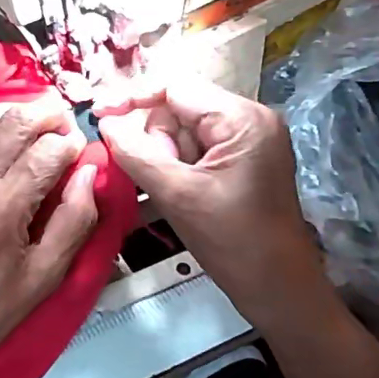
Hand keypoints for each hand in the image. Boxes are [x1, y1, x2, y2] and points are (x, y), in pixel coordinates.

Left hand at [0, 95, 100, 377]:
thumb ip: (75, 220)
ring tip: (34, 120)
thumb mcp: (47, 275)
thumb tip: (90, 172)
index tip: (82, 153)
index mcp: (5, 205)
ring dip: (12, 111)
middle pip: (14, 121)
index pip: (47, 151)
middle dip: (47, 114)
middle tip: (65, 123)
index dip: (72, 145)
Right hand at [95, 79, 332, 330]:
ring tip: (166, 193)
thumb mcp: (178, 195)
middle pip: (178, 109)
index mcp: (242, 118)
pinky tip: (170, 194)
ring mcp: (247, 142)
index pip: (176, 87)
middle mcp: (248, 120)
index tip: (99, 114)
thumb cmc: (234, 243)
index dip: (133, 97)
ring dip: (162, 158)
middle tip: (147, 176)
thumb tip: (105, 123)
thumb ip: (136, 154)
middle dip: (154, 139)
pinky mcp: (241, 163)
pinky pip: (195, 152)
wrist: (279, 290)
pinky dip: (175, 169)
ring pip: (182, 132)